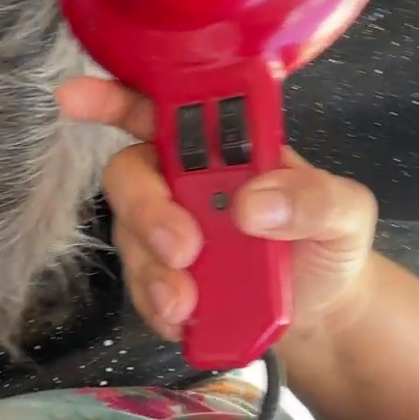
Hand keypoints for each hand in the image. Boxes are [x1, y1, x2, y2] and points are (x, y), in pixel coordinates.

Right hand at [56, 76, 377, 342]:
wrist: (323, 311)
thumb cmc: (326, 242)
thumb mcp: (345, 213)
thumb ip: (312, 199)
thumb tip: (252, 205)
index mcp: (218, 147)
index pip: (158, 109)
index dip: (113, 98)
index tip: (73, 97)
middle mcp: (179, 182)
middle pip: (130, 177)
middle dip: (146, 210)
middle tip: (182, 249)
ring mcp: (162, 232)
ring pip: (128, 238)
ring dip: (152, 272)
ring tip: (189, 305)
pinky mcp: (159, 281)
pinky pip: (138, 289)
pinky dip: (157, 308)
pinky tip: (187, 322)